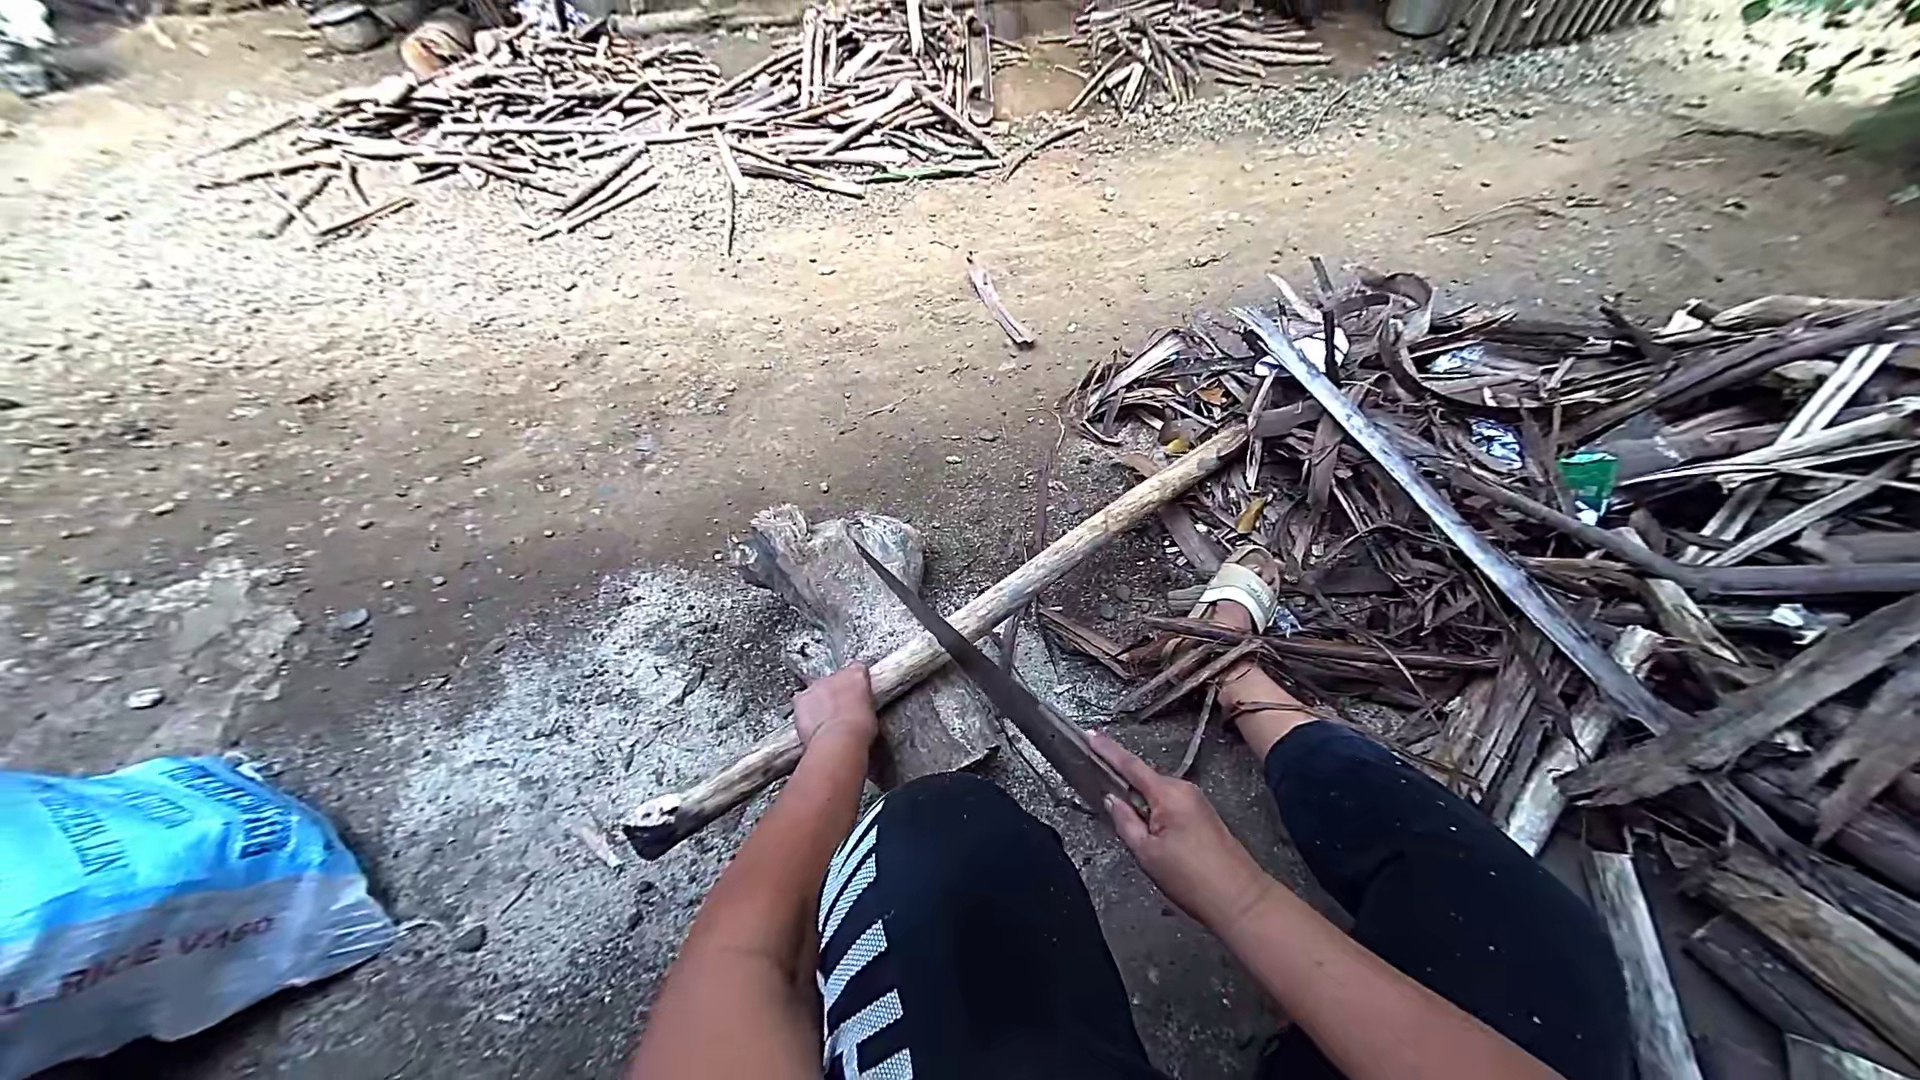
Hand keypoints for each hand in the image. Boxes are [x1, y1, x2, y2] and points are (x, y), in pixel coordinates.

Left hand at [793, 664, 878, 751]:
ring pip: (817, 691)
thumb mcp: (871, 712)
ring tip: (826, 722)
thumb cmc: (860, 729)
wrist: (839, 740)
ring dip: (820, 702)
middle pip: (835, 680)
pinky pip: (802, 702)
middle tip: (841, 713)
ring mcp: (816, 686)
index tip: (856, 697)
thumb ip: (863, 702)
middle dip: (836, 693)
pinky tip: (814, 726)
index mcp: (857, 673)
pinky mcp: (800, 699)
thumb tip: (860, 710)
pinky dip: (806, 712)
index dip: (856, 686)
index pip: (857, 671)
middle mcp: (835, 675)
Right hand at [1089, 730, 1278, 933]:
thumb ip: (1124, 821)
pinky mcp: (1203, 814)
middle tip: (1116, 820)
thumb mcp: (1147, 853)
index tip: (1090, 735)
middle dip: (1126, 793)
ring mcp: (1196, 801)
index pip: (1130, 765)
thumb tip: (1112, 799)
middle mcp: (1183, 789)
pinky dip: (1157, 816)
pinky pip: (1170, 805)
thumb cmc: (1193, 880)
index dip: (1107, 750)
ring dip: (1143, 809)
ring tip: (1145, 844)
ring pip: (1156, 796)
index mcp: (1168, 794)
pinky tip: (1160, 843)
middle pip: (1143, 781)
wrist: (1242, 902)